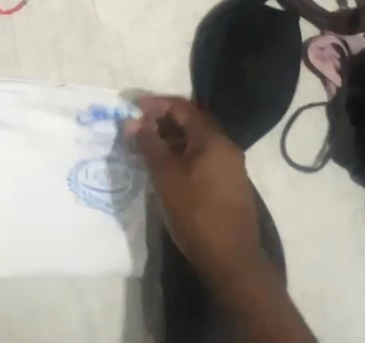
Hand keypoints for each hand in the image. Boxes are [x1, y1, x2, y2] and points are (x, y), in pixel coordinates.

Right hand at [124, 95, 263, 281]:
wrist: (231, 260)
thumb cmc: (196, 212)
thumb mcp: (165, 175)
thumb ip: (149, 145)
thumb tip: (133, 123)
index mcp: (212, 138)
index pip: (182, 107)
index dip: (156, 105)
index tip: (134, 108)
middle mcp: (226, 147)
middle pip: (191, 123)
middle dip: (163, 122)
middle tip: (138, 129)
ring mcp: (231, 167)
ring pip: (197, 143)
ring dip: (172, 141)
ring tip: (148, 150)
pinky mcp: (230, 186)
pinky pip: (203, 159)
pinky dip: (183, 157)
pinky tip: (168, 170)